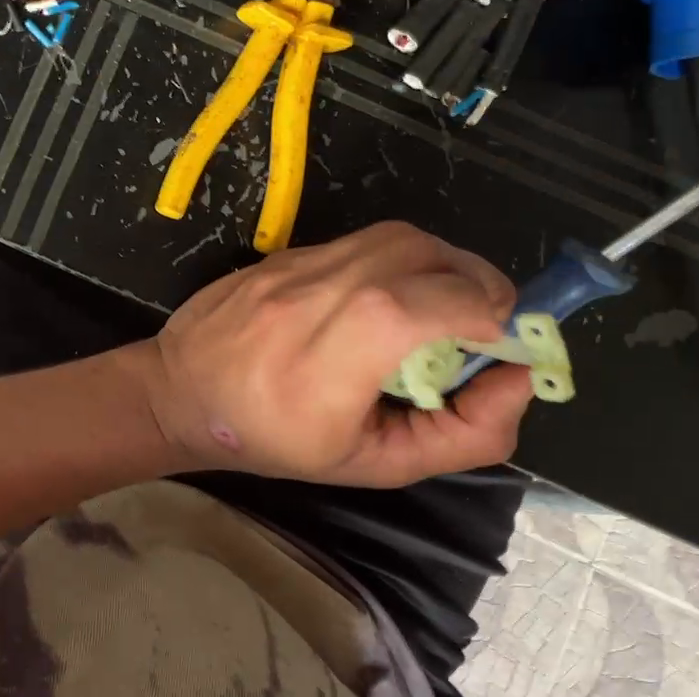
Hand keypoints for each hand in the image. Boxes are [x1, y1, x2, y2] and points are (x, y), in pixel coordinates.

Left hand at [142, 220, 532, 486]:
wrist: (180, 393)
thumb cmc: (274, 439)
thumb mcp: (376, 462)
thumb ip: (464, 432)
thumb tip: (518, 376)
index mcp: (331, 356)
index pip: (429, 302)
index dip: (486, 311)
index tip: (502, 340)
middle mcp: (310, 296)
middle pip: (418, 250)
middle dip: (475, 278)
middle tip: (489, 318)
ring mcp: (289, 267)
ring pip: (389, 236)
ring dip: (438, 262)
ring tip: (448, 304)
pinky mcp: (278, 255)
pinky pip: (353, 244)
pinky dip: (392, 261)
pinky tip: (389, 297)